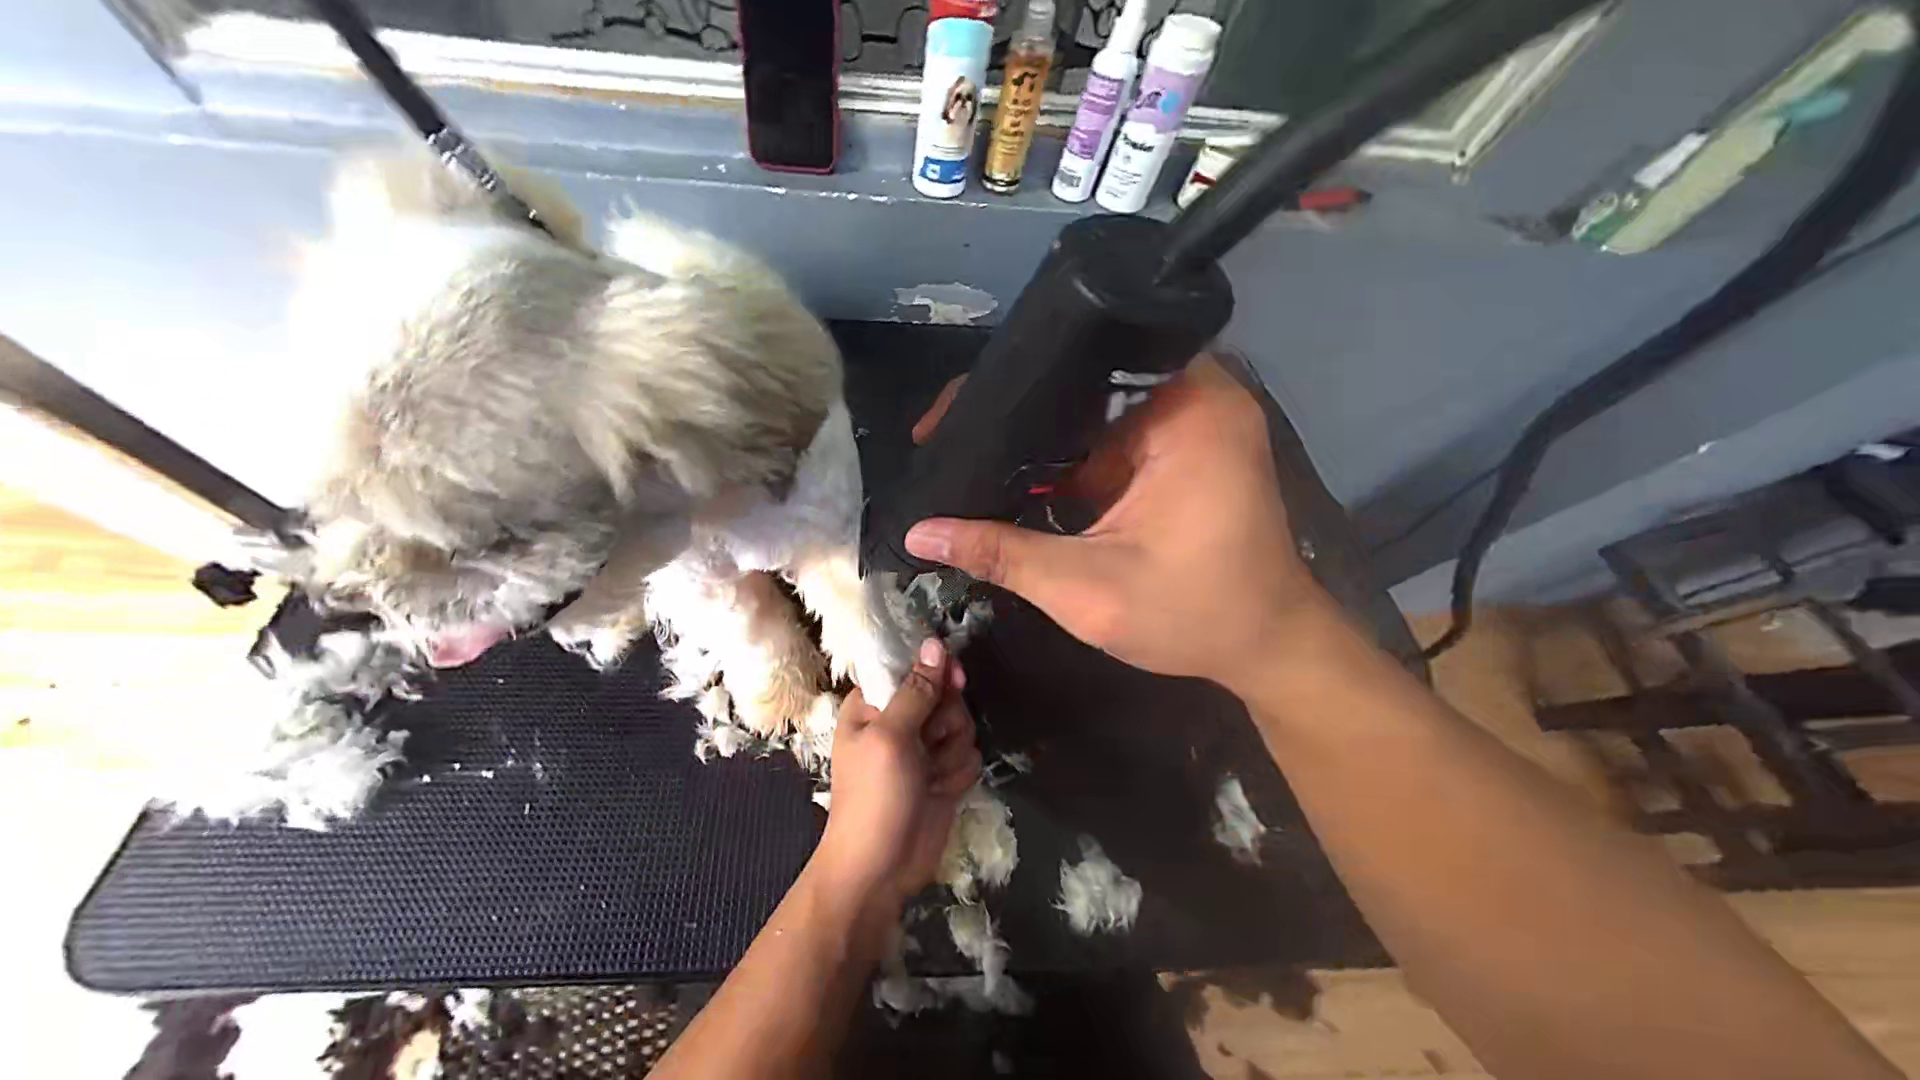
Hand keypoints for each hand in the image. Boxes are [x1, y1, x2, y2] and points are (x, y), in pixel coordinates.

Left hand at [814, 639, 980, 905]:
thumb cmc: (874, 798)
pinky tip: (940, 792)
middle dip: (947, 721)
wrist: (881, 870)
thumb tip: (934, 642)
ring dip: (952, 752)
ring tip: (929, 776)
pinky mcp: (944, 772)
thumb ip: (917, 689)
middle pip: (947, 694)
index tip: (953, 682)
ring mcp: (924, 747)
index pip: (914, 666)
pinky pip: (969, 755)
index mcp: (874, 703)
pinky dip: (958, 774)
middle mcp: (901, 720)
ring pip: (963, 724)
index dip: (937, 672)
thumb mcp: (891, 737)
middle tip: (929, 744)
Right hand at [903, 356, 1331, 694]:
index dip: (1009, 387)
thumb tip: (919, 532)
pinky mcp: (1179, 446)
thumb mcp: (1088, 589)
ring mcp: (1189, 419)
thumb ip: (1002, 553)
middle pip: (1083, 381)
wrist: (1268, 647)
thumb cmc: (1194, 615)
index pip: (1081, 364)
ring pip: (1092, 408)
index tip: (952, 417)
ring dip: (1039, 434)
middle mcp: (1194, 394)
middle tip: (947, 436)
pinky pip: (1108, 434)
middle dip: (1016, 411)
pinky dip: (1067, 456)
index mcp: (1187, 407)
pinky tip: (1020, 472)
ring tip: (971, 451)